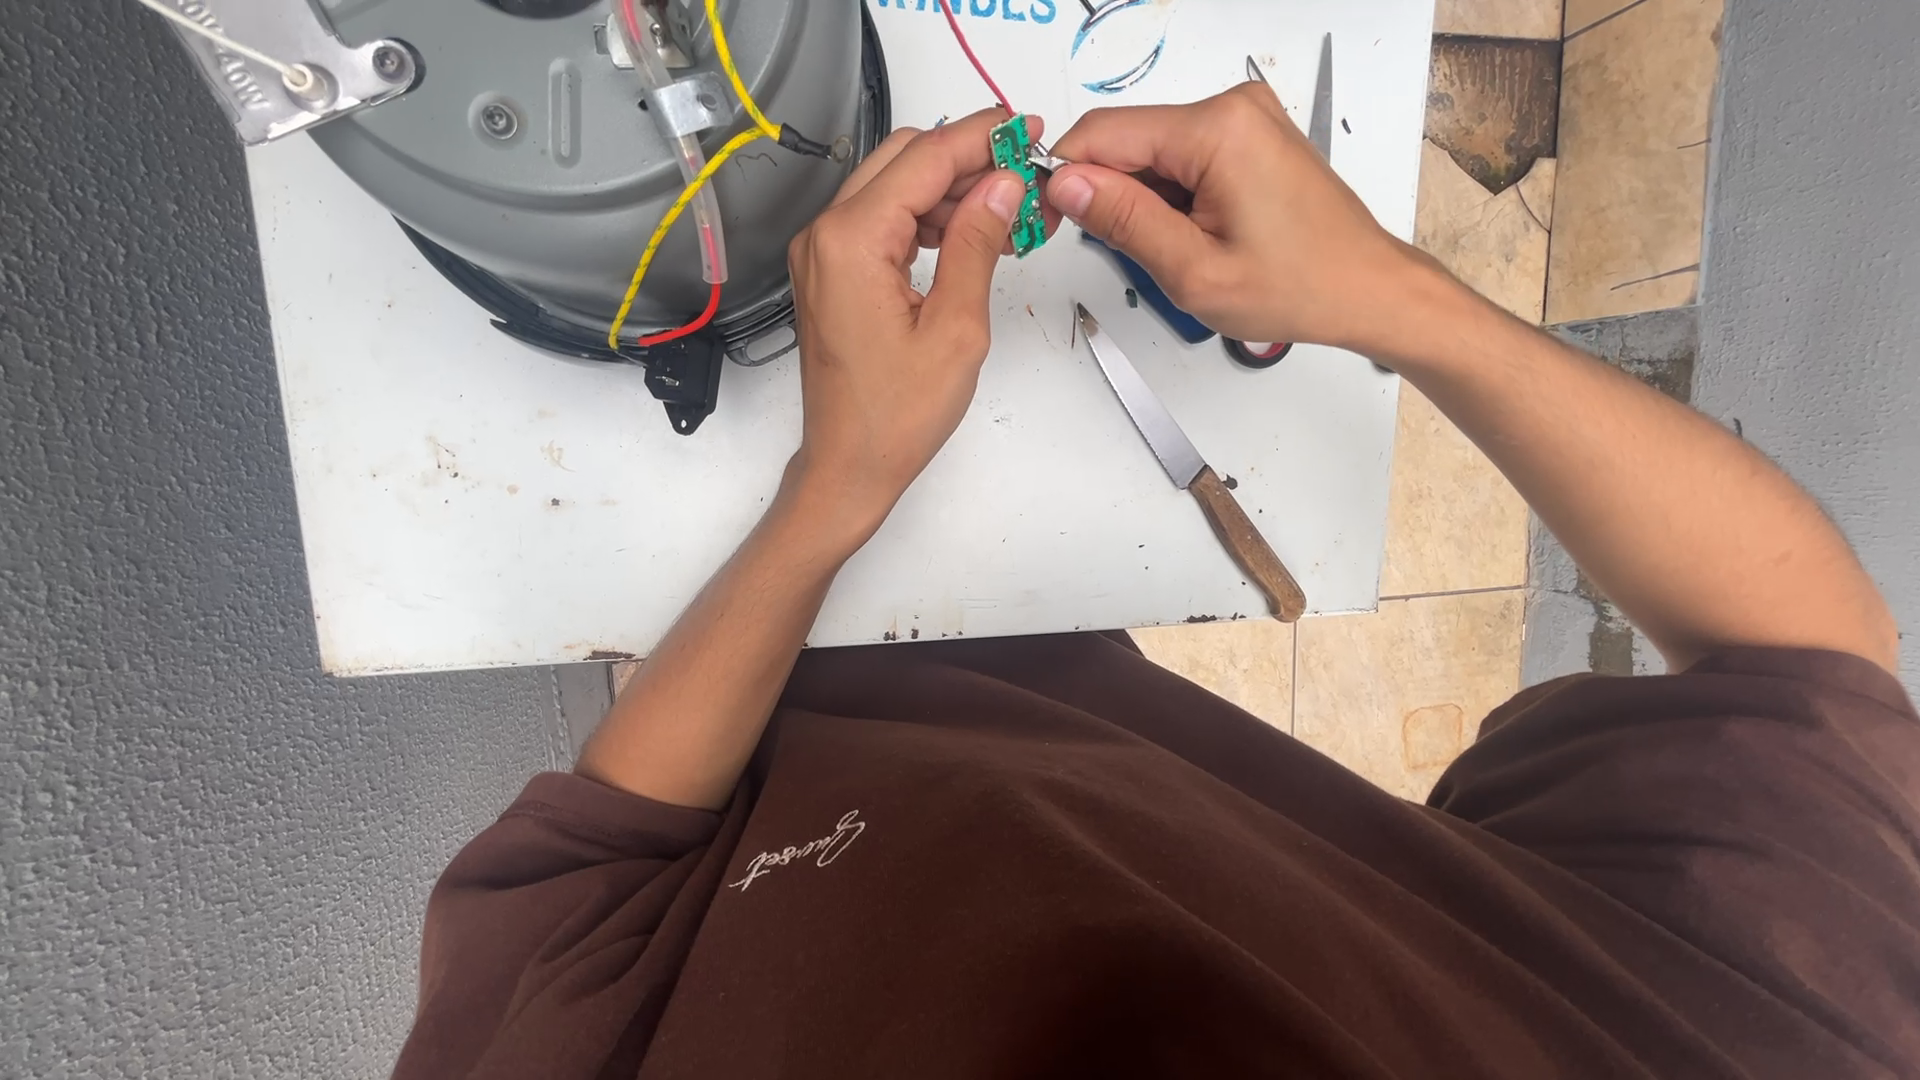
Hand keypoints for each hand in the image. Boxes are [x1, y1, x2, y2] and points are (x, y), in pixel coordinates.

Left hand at [784, 109, 1032, 544]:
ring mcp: (822, 254)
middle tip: (1023, 178)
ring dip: (950, 192)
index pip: (926, 158)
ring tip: (1007, 218)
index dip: (984, 138)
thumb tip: (1001, 186)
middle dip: (968, 160)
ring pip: (893, 188)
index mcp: (851, 242)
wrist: (849, 465)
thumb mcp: (956, 330)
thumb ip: (978, 245)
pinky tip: (968, 239)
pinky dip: (925, 221)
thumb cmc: (895, 417)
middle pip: (904, 160)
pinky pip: (881, 223)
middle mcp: (825, 236)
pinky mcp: (830, 274)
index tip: (1029, 130)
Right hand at [1046, 83, 1423, 352]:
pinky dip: (1164, 197)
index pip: (1103, 133)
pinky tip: (1181, 236)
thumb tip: (1064, 183)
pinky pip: (1179, 159)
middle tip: (1108, 250)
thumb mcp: (1192, 270)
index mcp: (1217, 130)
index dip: (1063, 175)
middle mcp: (1230, 108)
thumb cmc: (1295, 286)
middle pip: (1126, 139)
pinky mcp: (1246, 138)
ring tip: (1162, 252)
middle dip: (1101, 191)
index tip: (1048, 219)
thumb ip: (1123, 221)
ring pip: (1150, 153)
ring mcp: (1241, 120)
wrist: (1363, 288)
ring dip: (1135, 200)